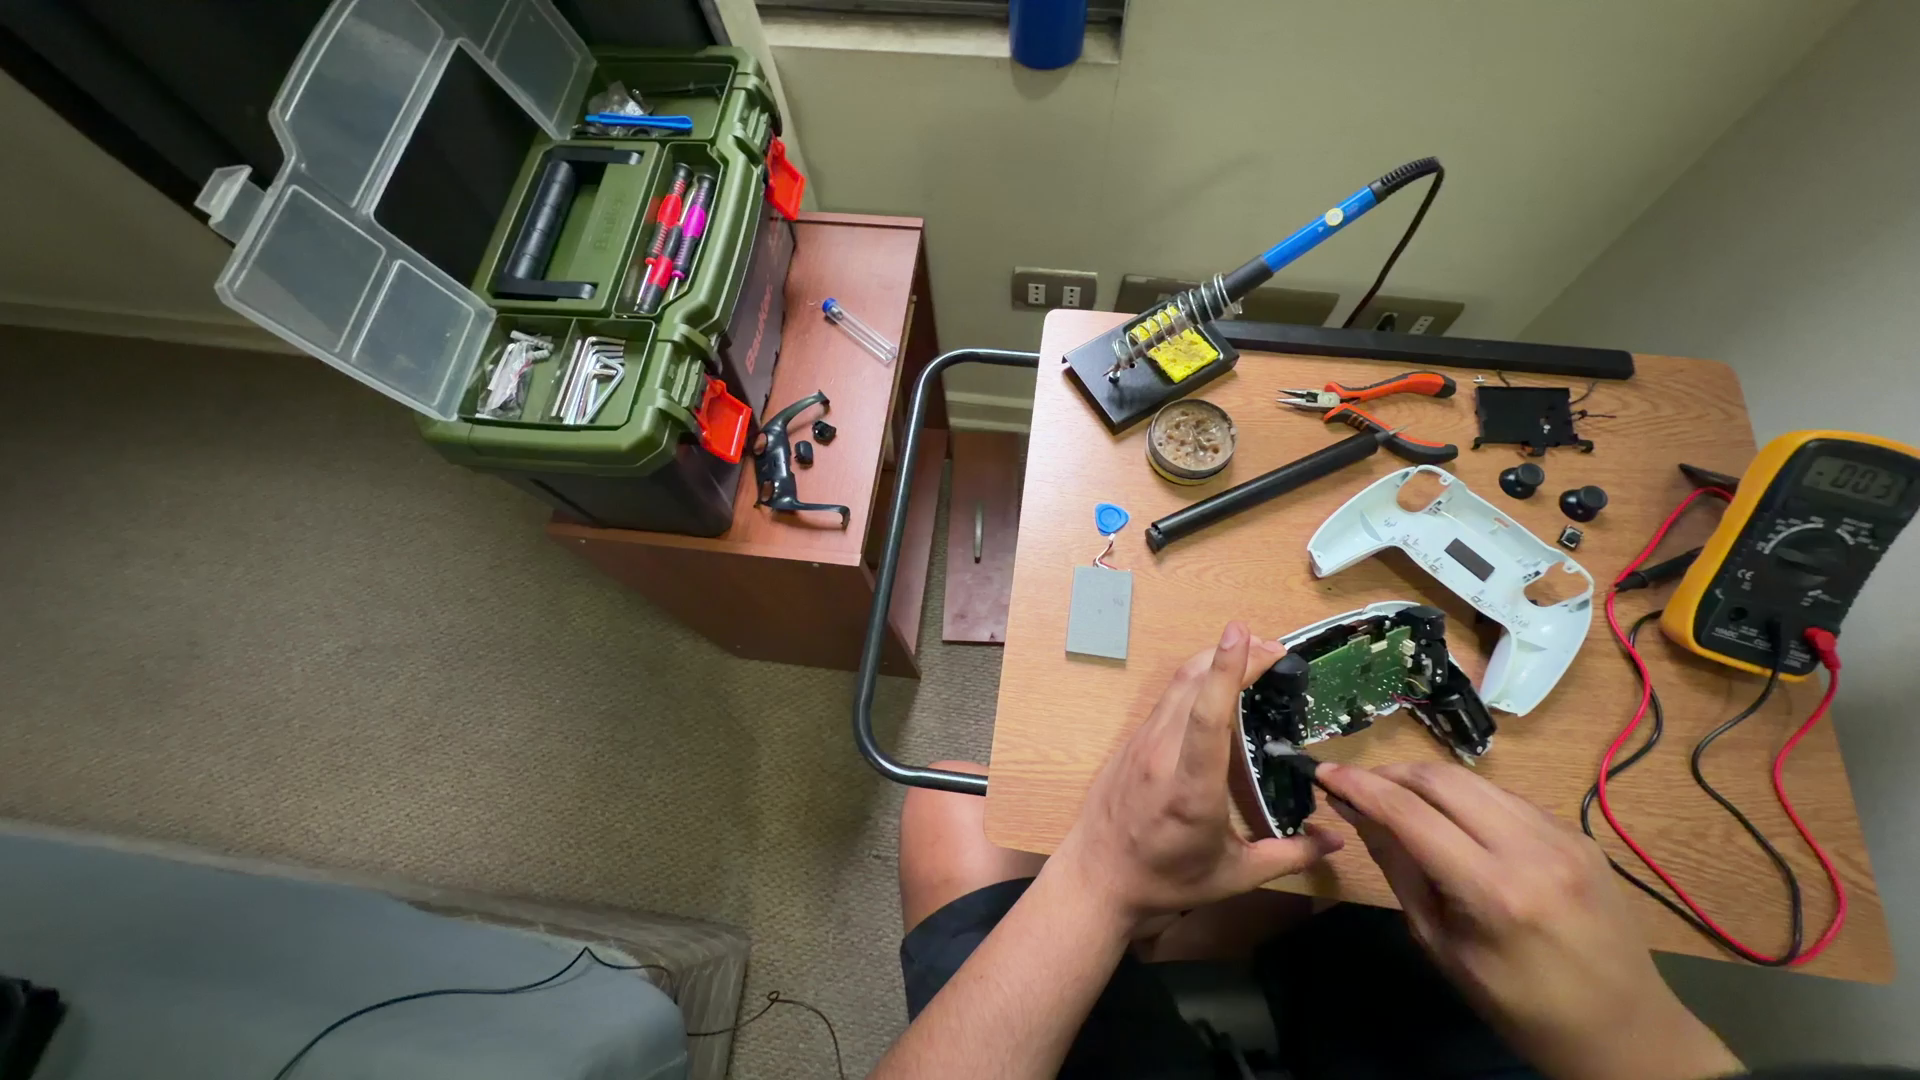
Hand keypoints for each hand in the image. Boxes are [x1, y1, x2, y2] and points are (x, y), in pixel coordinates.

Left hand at [1051, 621, 1342, 933]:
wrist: (1096, 878)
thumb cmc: (1166, 882)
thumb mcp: (1234, 876)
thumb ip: (1289, 856)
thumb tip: (1337, 840)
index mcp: (1190, 789)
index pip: (1207, 717)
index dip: (1226, 671)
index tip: (1242, 633)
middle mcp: (1161, 754)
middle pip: (1191, 685)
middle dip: (1233, 656)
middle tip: (1274, 648)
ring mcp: (1141, 743)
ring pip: (1176, 686)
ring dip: (1212, 663)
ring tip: (1252, 656)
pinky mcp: (1132, 742)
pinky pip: (1166, 700)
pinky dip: (1194, 681)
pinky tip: (1217, 687)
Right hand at [1317, 761, 1739, 1079]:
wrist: (1629, 1035)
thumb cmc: (1518, 1005)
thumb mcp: (1440, 944)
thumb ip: (1398, 868)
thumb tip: (1356, 812)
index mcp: (1494, 891)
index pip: (1409, 813)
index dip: (1358, 785)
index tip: (1322, 772)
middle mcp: (1532, 850)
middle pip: (1440, 779)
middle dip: (1386, 773)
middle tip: (1352, 784)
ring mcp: (1562, 836)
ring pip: (1471, 779)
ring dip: (1421, 779)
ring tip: (1391, 796)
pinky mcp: (1576, 834)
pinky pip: (1501, 795)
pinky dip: (1460, 796)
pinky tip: (1445, 817)